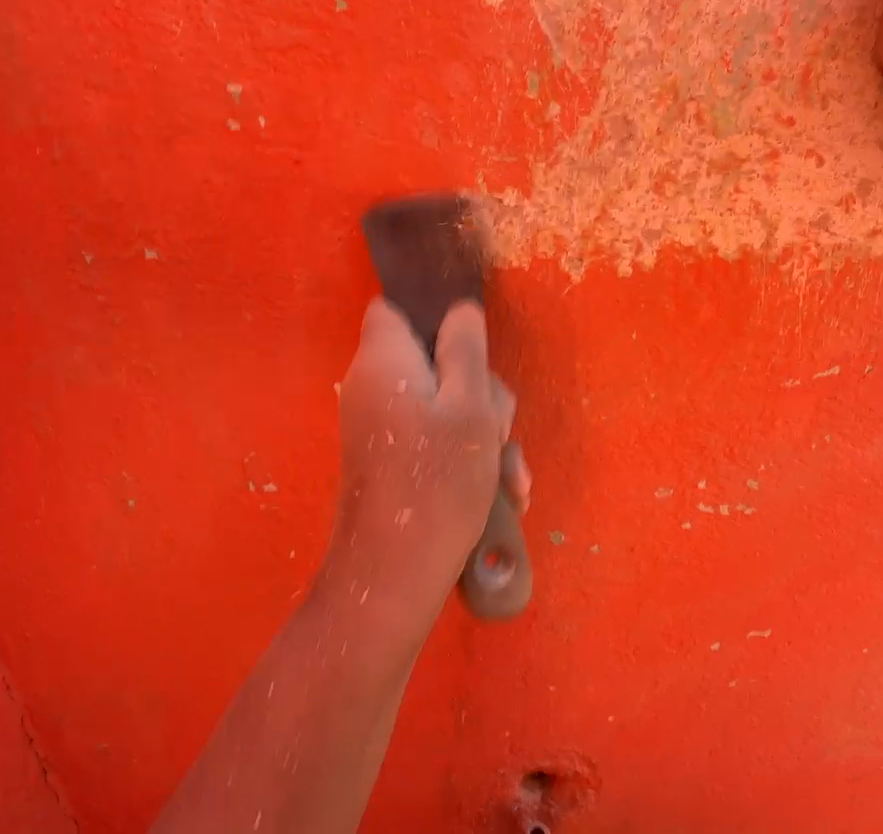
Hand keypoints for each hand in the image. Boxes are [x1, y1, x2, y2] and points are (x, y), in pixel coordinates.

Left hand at [325, 298, 529, 608]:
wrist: (394, 574)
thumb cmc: (438, 482)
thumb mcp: (470, 405)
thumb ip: (466, 348)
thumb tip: (459, 310)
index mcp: (382, 360)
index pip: (393, 309)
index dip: (434, 318)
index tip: (474, 349)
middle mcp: (371, 386)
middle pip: (433, 361)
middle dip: (479, 391)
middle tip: (498, 431)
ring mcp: (378, 426)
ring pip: (443, 405)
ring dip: (483, 435)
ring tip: (511, 480)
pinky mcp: (389, 460)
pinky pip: (432, 439)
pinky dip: (465, 458)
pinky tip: (503, 496)